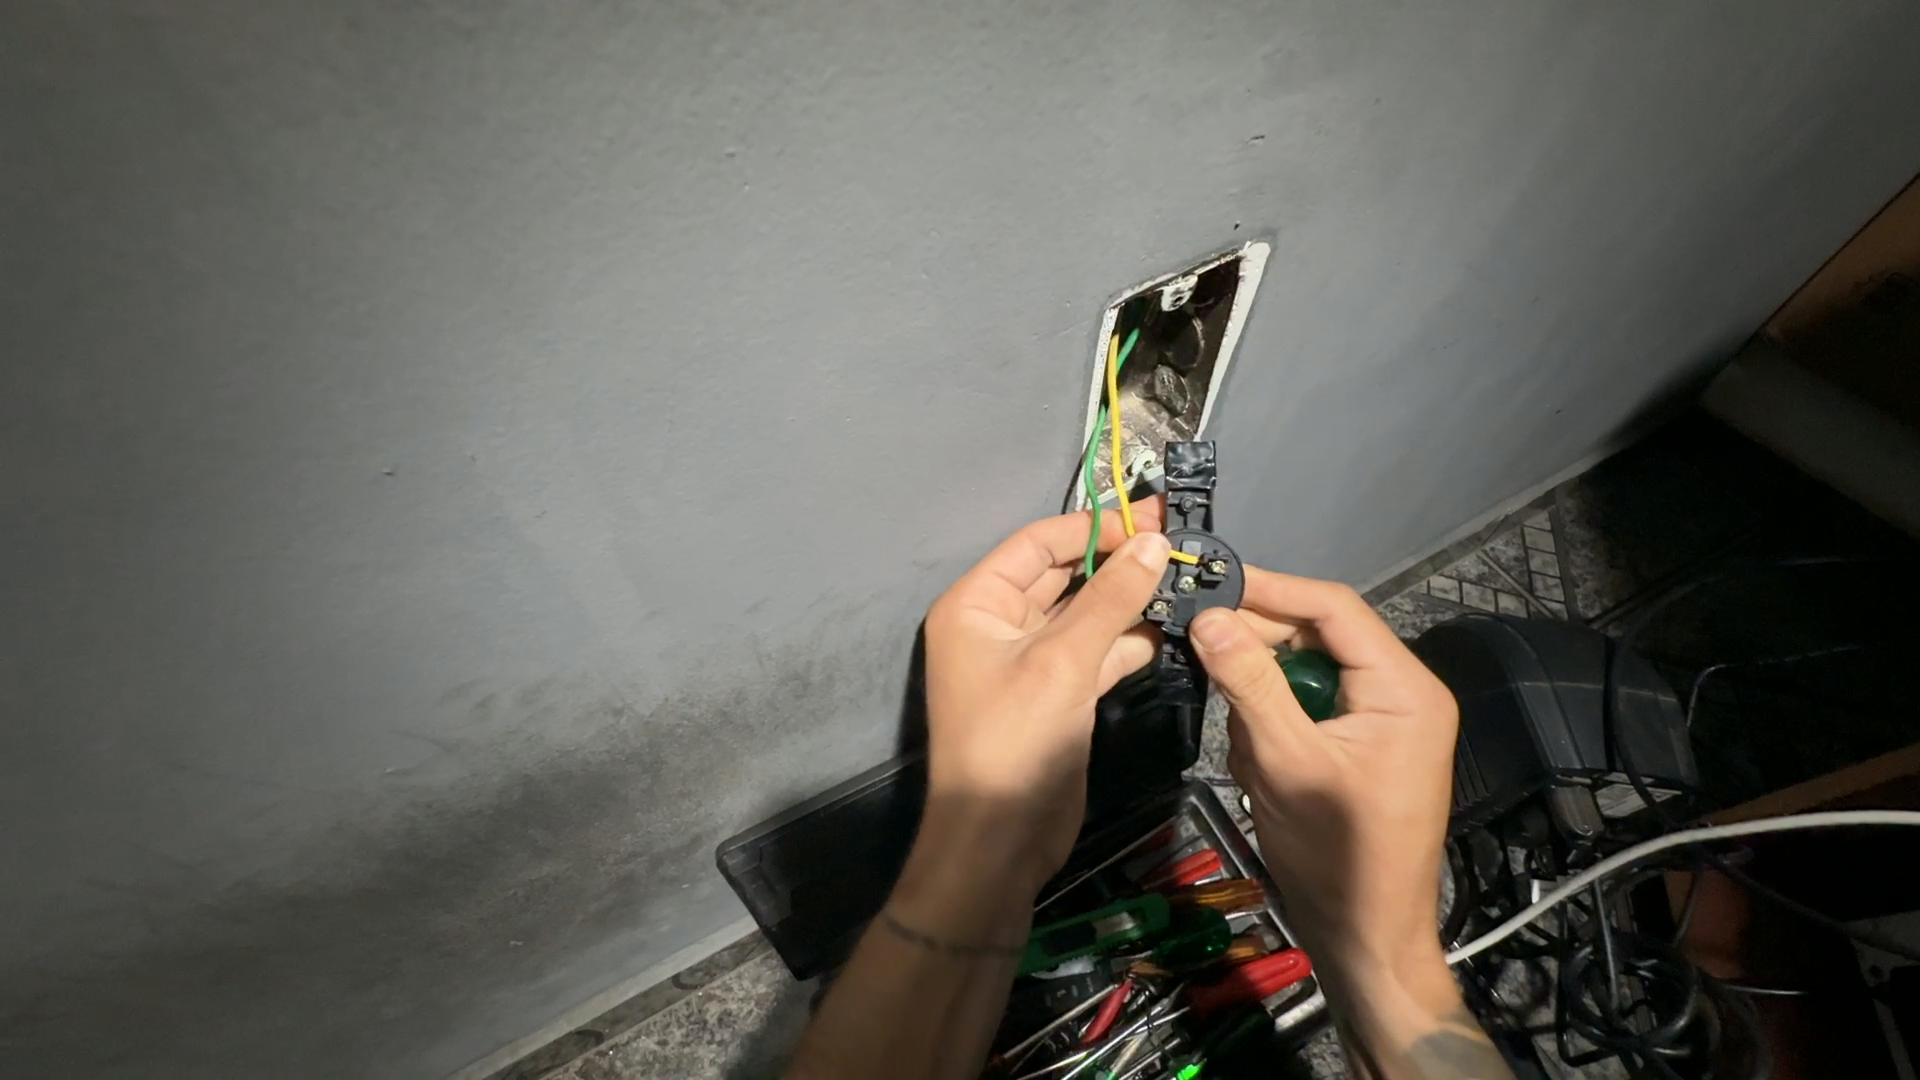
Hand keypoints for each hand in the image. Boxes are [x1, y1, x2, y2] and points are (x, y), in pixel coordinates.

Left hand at [917, 502, 1171, 895]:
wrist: (1001, 841)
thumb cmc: (1016, 740)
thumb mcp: (1062, 662)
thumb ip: (1110, 599)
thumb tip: (1153, 543)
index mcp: (978, 602)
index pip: (1038, 544)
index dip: (1094, 528)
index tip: (1152, 519)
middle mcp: (1000, 622)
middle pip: (1064, 574)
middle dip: (1117, 559)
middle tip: (1178, 542)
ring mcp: (1031, 657)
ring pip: (1085, 612)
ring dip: (1130, 598)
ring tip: (1186, 577)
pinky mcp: (1060, 690)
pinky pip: (1097, 650)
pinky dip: (1130, 639)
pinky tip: (1173, 625)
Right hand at [1188, 571, 1458, 1004]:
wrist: (1363, 936)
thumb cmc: (1336, 852)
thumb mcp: (1286, 761)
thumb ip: (1248, 683)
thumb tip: (1207, 616)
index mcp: (1402, 686)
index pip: (1333, 608)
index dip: (1270, 588)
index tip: (1208, 581)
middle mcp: (1394, 689)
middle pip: (1314, 632)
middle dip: (1254, 637)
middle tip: (1193, 632)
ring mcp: (1371, 715)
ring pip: (1300, 666)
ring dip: (1256, 682)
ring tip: (1225, 706)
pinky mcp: (1349, 738)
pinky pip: (1299, 700)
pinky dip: (1264, 712)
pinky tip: (1247, 742)